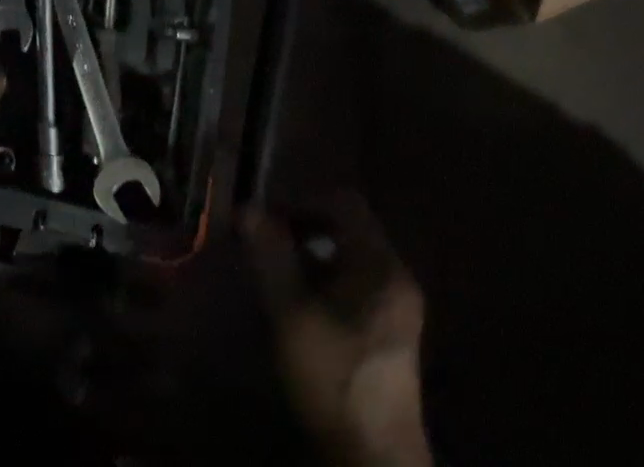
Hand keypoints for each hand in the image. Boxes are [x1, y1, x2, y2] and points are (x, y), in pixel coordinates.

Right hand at [243, 196, 431, 466]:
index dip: (300, 200)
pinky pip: (349, 282)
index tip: (262, 217)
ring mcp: (393, 305)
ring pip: (344, 257)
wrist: (371, 451)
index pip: (344, 204)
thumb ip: (271, 257)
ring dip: (305, 255)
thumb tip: (248, 208)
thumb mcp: (292, 312)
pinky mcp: (384, 329)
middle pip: (345, 228)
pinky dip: (318, 279)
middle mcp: (395, 278)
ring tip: (267, 271)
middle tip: (258, 243)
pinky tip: (290, 301)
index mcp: (381, 267)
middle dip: (298, 228)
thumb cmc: (332, 374)